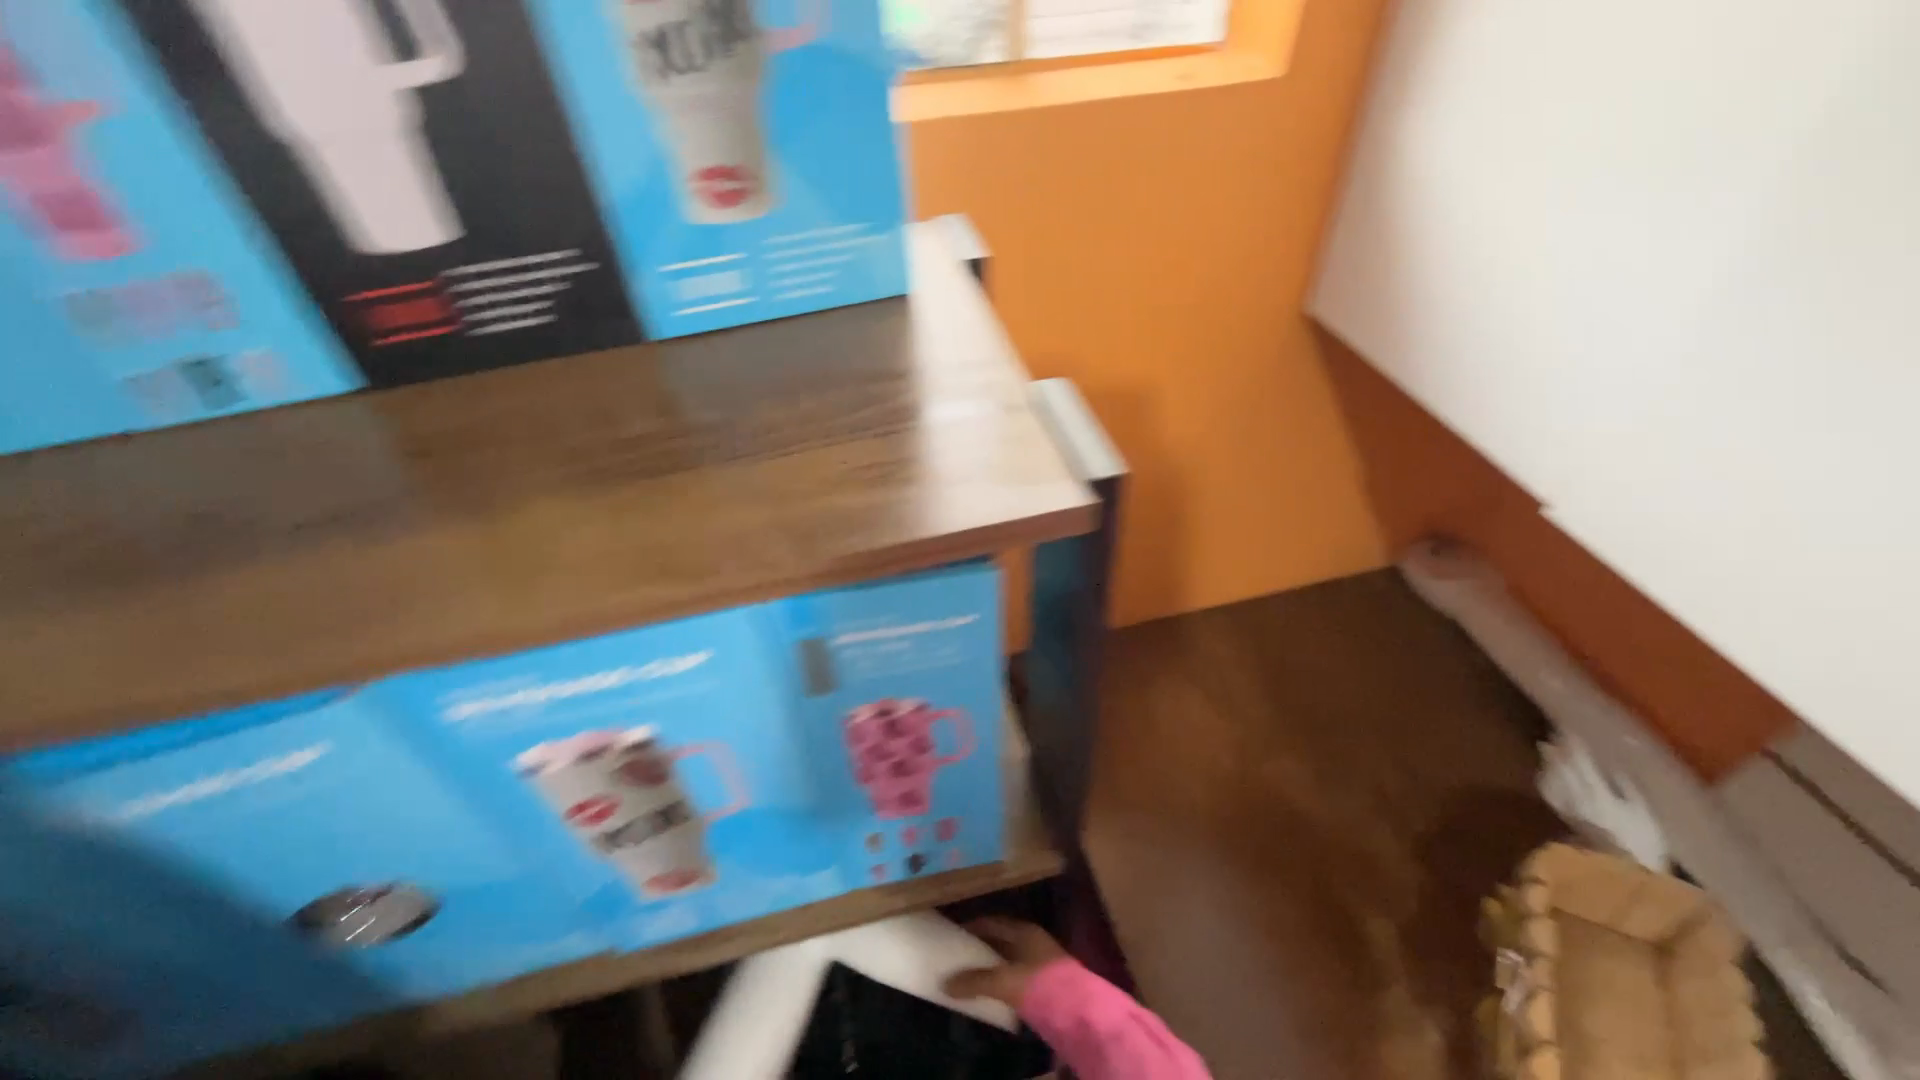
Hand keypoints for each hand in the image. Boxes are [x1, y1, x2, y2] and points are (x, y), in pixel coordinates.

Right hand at [942, 916, 1068, 1009]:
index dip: (972, 926)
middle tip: (958, 956)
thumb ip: (974, 981)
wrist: (1078, 1010)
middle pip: (1001, 940)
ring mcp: (1041, 962)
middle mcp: (1033, 941)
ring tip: (969, 975)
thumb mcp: (1002, 980)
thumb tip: (946, 984)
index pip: (992, 922)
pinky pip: (1017, 976)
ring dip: (991, 966)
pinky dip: (1002, 981)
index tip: (953, 934)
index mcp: (1024, 931)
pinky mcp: (1046, 982)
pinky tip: (991, 992)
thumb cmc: (1039, 984)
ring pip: (1009, 959)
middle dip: (980, 948)